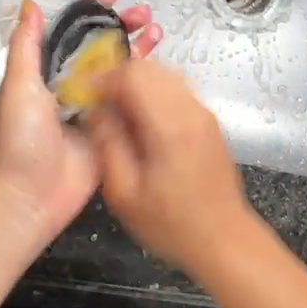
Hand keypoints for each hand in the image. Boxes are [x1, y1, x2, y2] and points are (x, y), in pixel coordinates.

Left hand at [0, 0, 161, 246]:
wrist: (27, 198)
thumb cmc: (16, 141)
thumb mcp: (16, 87)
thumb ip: (26, 46)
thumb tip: (31, 4)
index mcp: (43, 71)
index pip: (69, 30)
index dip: (90, 7)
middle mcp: (68, 86)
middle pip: (99, 47)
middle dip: (121, 26)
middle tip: (145, 12)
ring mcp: (90, 109)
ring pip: (118, 71)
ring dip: (137, 50)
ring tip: (158, 31)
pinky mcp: (109, 133)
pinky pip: (128, 103)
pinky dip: (145, 85)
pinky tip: (161, 69)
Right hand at [85, 59, 255, 268]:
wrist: (224, 240)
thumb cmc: (171, 224)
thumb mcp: (125, 194)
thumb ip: (108, 144)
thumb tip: (95, 110)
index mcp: (170, 126)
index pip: (133, 74)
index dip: (101, 79)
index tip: (82, 98)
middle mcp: (191, 110)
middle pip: (150, 68)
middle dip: (117, 79)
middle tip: (96, 105)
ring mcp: (204, 113)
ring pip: (165, 73)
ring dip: (136, 84)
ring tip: (117, 112)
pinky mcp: (209, 121)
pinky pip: (177, 89)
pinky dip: (154, 92)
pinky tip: (142, 120)